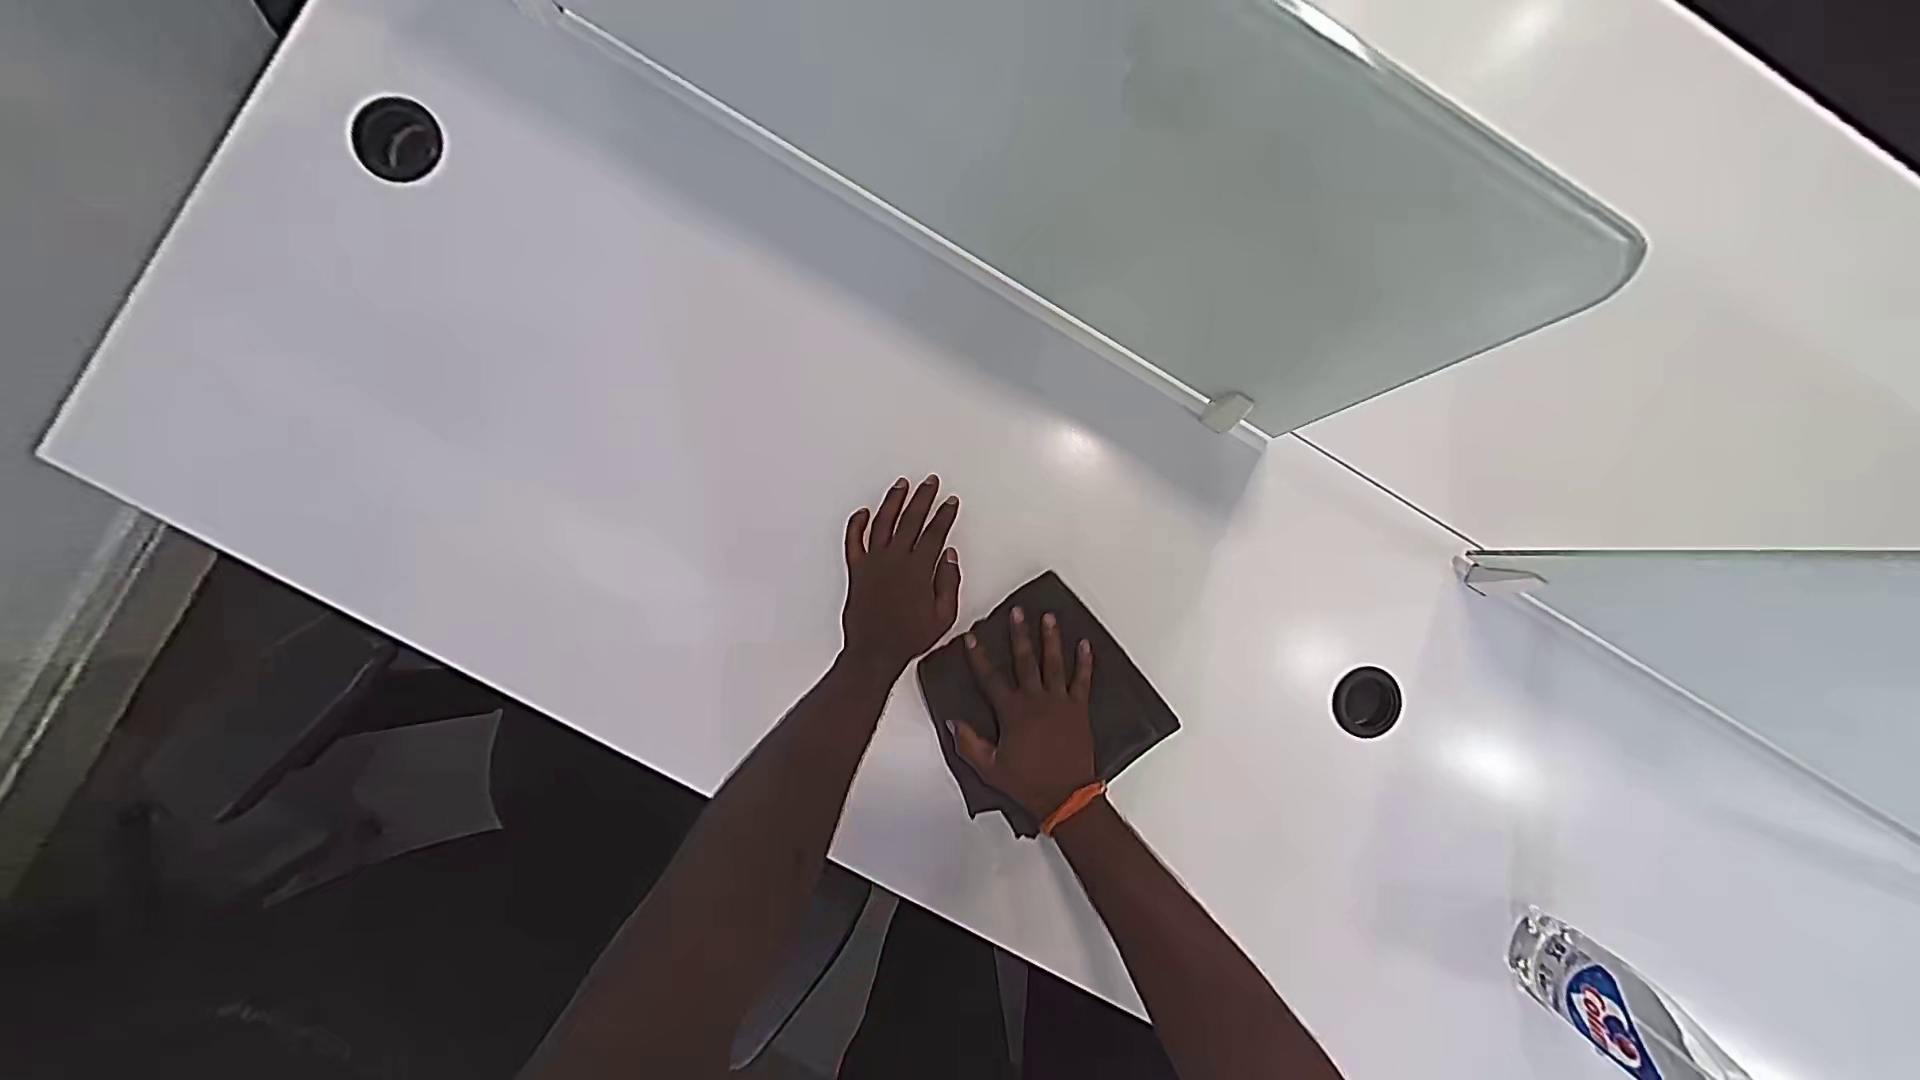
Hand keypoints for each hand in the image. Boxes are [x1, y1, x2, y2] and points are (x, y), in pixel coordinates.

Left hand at [841, 475, 961, 679]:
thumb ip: (949, 582)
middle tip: (930, 483)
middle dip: (923, 498)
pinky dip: (857, 524)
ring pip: (883, 522)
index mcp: (917, 570)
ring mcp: (872, 563)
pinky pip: (854, 541)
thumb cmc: (907, 638)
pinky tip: (863, 512)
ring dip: (893, 501)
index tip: (950, 502)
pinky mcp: (856, 571)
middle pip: (911, 519)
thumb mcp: (944, 616)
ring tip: (901, 486)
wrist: (874, 652)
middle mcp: (894, 561)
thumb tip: (949, 557)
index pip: (934, 533)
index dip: (944, 515)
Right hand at [954, 608, 1098, 822]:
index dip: (979, 657)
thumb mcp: (989, 768)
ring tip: (1048, 617)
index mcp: (1013, 712)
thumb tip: (954, 723)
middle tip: (1016, 613)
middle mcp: (1036, 700)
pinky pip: (1082, 680)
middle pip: (1025, 660)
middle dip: (1019, 634)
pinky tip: (1085, 645)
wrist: (1066, 796)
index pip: (990, 678)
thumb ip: (969, 743)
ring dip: (1051, 638)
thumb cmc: (1028, 783)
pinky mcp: (1079, 709)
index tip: (972, 638)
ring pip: (1054, 662)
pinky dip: (1084, 662)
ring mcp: (1059, 702)